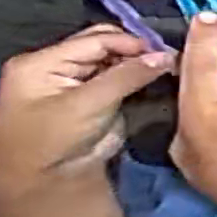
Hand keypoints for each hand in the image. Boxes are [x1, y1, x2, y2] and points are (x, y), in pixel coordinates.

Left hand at [0, 24, 174, 190]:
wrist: (48, 176)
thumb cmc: (54, 138)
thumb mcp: (89, 103)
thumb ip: (129, 75)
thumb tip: (169, 54)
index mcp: (43, 62)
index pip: (98, 40)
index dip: (135, 43)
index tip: (172, 53)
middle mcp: (60, 66)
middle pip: (108, 45)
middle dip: (141, 50)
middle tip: (173, 61)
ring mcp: (80, 81)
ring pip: (120, 60)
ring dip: (146, 64)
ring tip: (174, 70)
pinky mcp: (100, 95)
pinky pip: (126, 77)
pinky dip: (144, 76)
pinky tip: (164, 79)